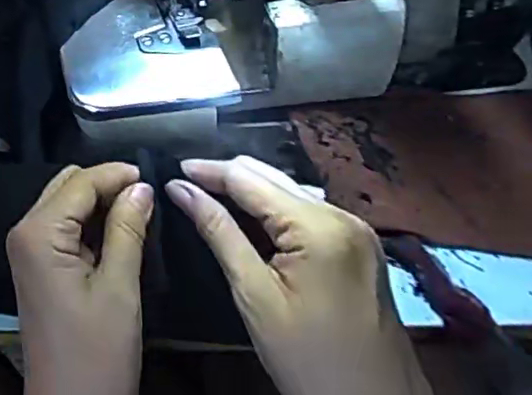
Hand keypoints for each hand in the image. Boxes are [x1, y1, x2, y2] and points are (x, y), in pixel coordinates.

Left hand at [6, 163, 153, 394]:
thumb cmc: (95, 355)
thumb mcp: (119, 290)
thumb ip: (127, 231)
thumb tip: (142, 187)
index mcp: (38, 231)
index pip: (78, 182)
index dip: (115, 174)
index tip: (150, 173)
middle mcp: (25, 230)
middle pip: (67, 185)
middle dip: (105, 184)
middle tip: (146, 194)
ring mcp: (27, 247)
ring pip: (65, 203)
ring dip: (98, 202)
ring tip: (138, 208)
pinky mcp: (36, 264)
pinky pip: (63, 226)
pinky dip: (89, 223)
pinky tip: (117, 229)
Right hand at [167, 156, 429, 394]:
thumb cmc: (312, 362)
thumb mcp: (255, 296)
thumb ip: (218, 232)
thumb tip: (179, 188)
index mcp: (319, 226)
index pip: (248, 178)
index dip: (207, 171)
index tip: (172, 171)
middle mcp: (342, 216)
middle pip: (269, 176)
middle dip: (225, 176)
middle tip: (186, 185)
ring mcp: (356, 230)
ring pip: (287, 188)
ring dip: (248, 190)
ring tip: (210, 198)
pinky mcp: (359, 246)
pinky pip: (305, 209)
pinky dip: (273, 208)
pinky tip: (250, 220)